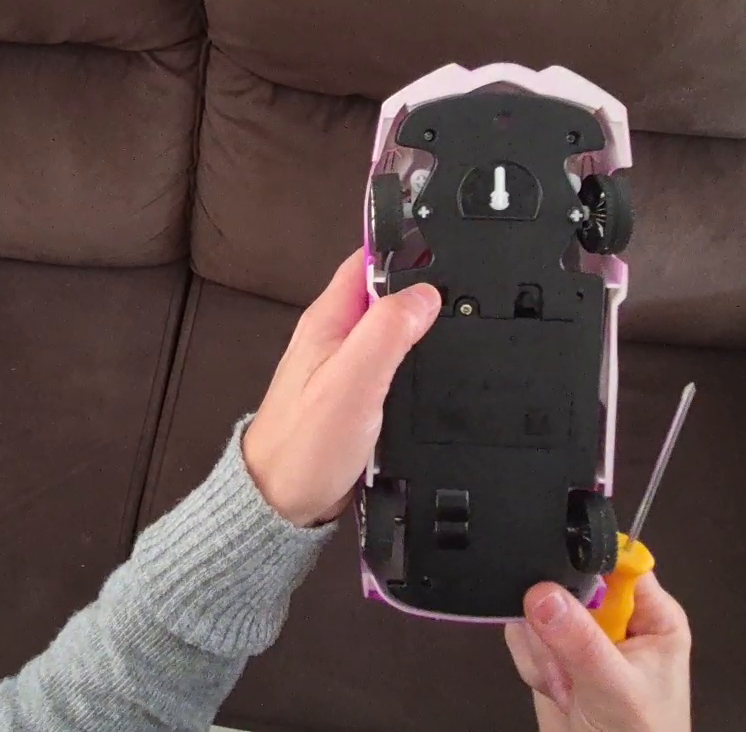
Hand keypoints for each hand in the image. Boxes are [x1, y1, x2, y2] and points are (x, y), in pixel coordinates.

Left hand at [242, 250, 441, 526]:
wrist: (282, 500)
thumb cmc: (305, 445)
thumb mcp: (352, 382)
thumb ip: (386, 332)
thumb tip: (424, 294)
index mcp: (328, 319)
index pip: (366, 260)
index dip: (403, 247)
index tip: (442, 245)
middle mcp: (333, 335)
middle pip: (382, 292)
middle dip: (419, 284)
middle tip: (464, 287)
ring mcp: (341, 364)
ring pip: (387, 328)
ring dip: (416, 323)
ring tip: (457, 323)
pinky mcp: (351, 392)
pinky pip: (386, 361)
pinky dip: (410, 358)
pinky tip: (429, 368)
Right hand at [503, 573, 691, 731]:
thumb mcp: (615, 692)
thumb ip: (580, 641)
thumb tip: (541, 591)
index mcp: (651, 613)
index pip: (616, 558)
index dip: (583, 556)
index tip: (556, 576)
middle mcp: (616, 614)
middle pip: (565, 574)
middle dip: (554, 618)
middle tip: (562, 654)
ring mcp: (580, 631)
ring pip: (536, 603)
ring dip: (541, 647)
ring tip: (565, 685)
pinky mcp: (550, 648)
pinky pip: (520, 630)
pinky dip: (529, 661)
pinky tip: (553, 689)